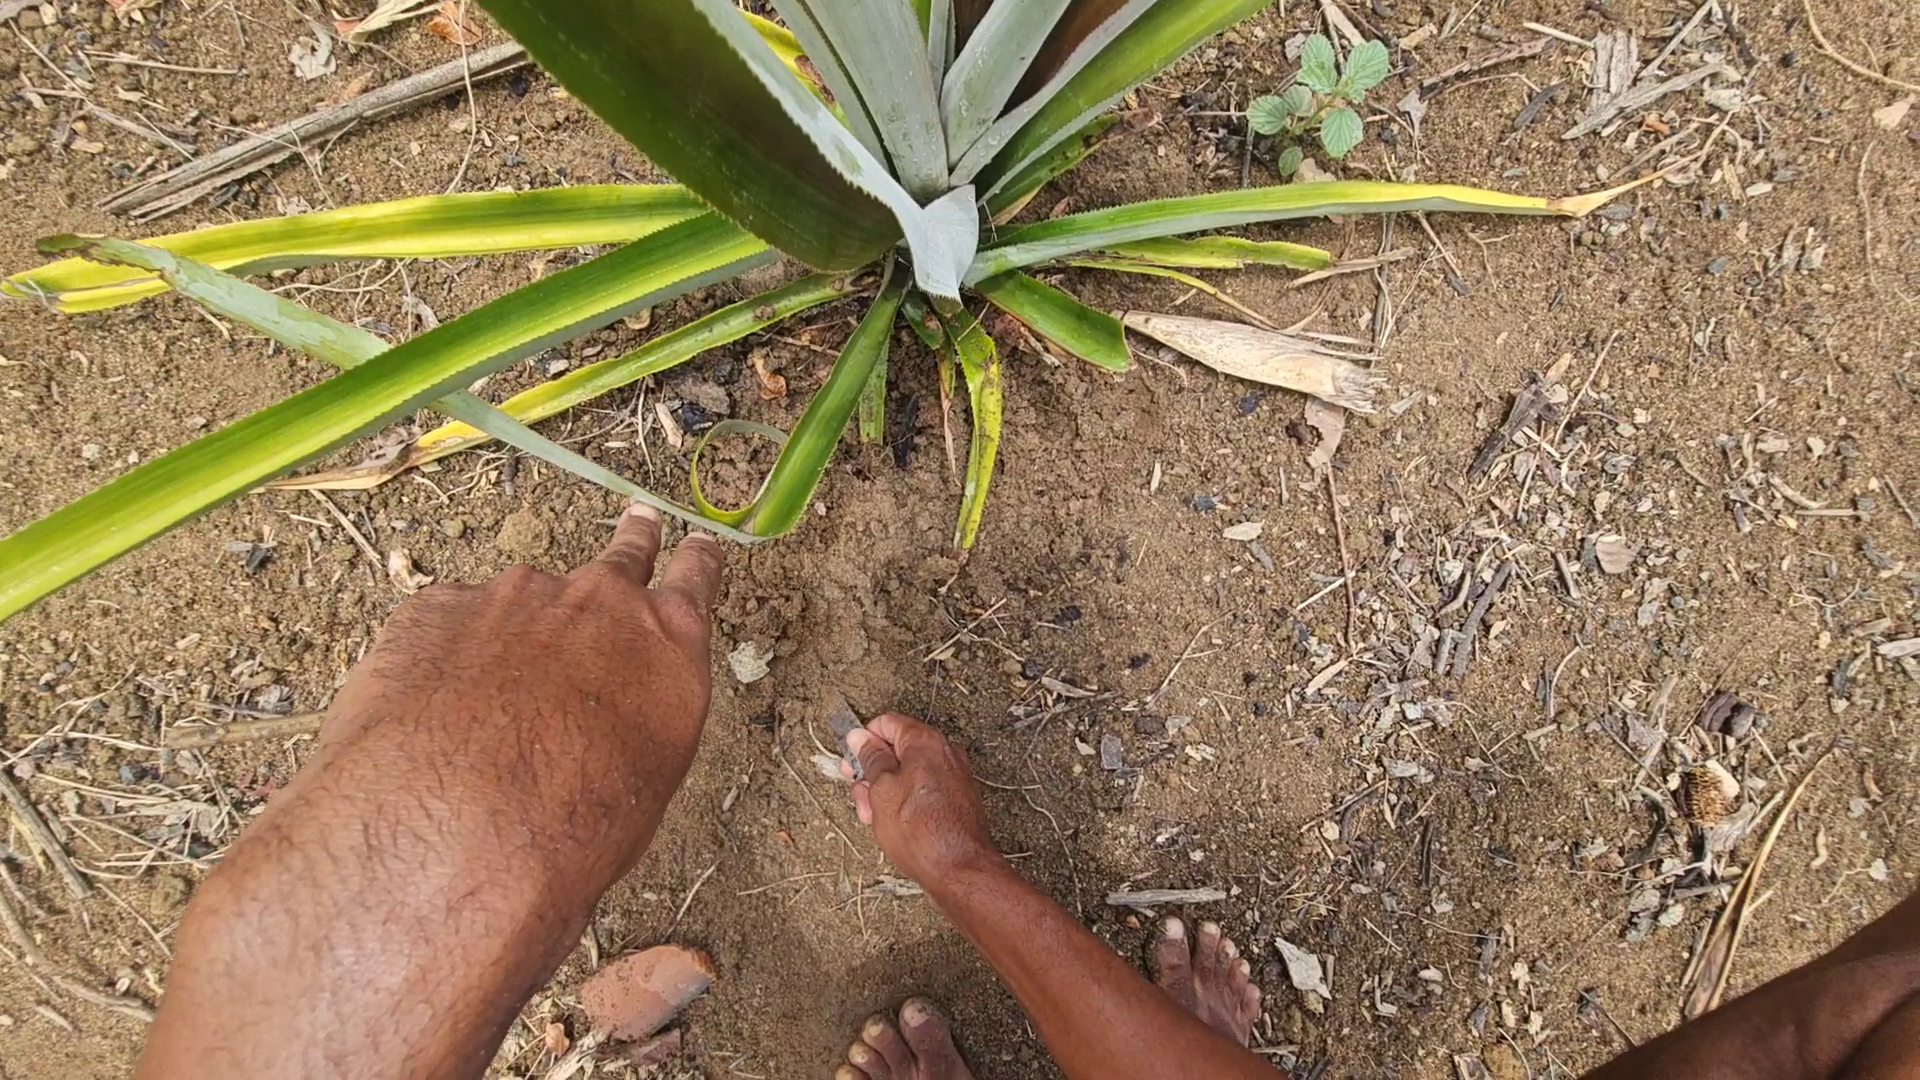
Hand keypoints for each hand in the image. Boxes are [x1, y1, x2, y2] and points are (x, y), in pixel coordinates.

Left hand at [138, 504, 726, 1079]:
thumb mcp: (648, 775)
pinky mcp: (437, 608)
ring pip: (532, 596)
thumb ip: (642, 713)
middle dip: (635, 538)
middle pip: (625, 554)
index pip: (696, 578)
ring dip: (529, 621)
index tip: (698, 542)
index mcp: (668, 639)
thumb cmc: (577, 826)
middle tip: (638, 520)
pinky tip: (438, 700)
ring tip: (501, 680)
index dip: (698, 559)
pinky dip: (456, 648)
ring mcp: (517, 595)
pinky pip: (457, 620)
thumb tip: (618, 717)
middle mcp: (601, 600)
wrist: (449, 834)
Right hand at [844, 714, 1003, 887]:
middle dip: (873, 772)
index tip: (852, 762)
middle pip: (898, 749)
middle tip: (863, 797)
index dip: (864, 741)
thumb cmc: (921, 830)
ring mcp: (953, 775)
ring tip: (878, 820)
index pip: (886, 723)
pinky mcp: (956, 798)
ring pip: (908, 773)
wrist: (960, 869)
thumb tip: (860, 738)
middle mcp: (944, 752)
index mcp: (925, 741)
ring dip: (886, 793)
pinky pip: (923, 790)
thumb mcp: (881, 789)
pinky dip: (905, 802)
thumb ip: (870, 758)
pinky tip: (896, 826)